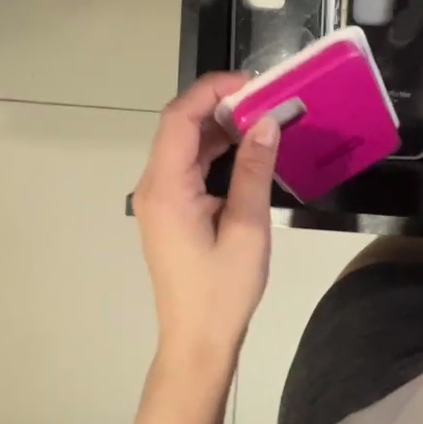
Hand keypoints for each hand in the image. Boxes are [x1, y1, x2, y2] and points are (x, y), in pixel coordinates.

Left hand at [131, 72, 279, 366]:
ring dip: (221, 124)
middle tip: (267, 97)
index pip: (179, 117)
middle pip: (179, 124)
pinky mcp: (173, 208)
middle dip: (220, 102)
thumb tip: (267, 121)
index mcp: (166, 187)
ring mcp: (161, 197)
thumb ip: (254, 170)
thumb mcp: (247, 227)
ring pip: (186, 142)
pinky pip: (191, 163)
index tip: (254, 83)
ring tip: (264, 115)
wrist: (198, 341)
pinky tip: (248, 145)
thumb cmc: (222, 289)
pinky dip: (218, 147)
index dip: (213, 90)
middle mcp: (155, 185)